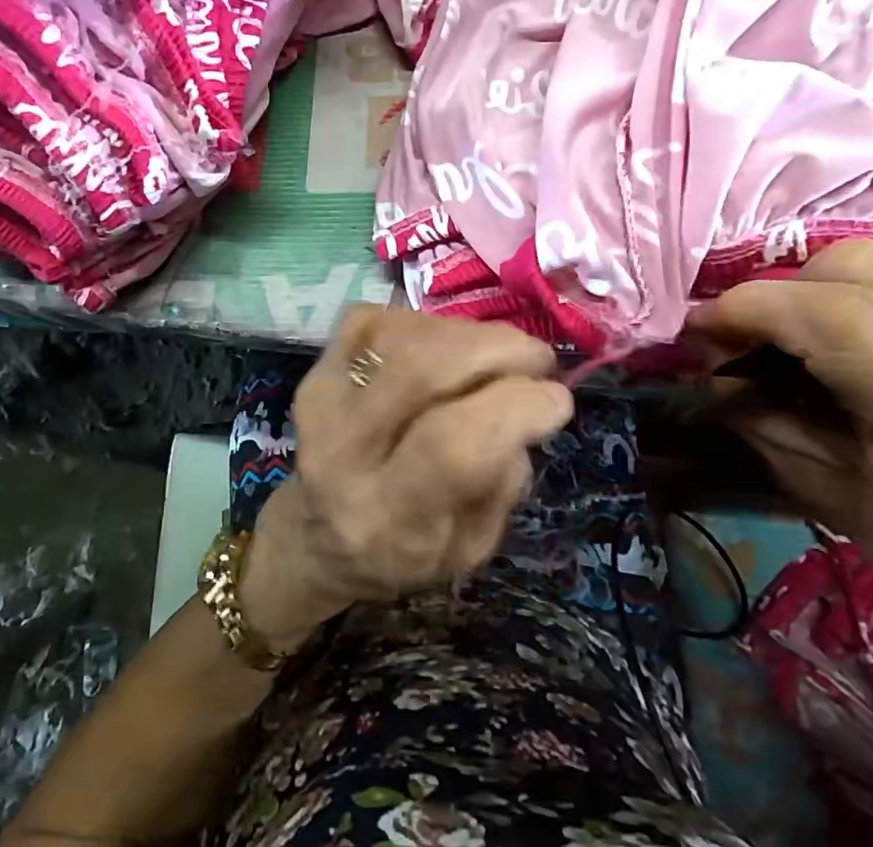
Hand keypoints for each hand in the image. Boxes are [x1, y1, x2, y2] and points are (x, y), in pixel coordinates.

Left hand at [238, 306, 573, 653]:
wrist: (318, 535)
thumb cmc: (403, 551)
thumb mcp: (467, 550)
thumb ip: (500, 487)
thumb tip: (526, 408)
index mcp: (386, 517)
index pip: (450, 445)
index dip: (517, 407)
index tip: (558, 398)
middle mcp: (342, 452)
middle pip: (419, 370)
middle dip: (499, 350)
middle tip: (537, 361)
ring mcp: (319, 400)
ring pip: (398, 335)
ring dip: (467, 333)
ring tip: (496, 355)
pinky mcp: (314, 370)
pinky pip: (372, 320)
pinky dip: (424, 322)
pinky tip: (446, 346)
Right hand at [686, 239, 872, 611]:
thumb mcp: (807, 481)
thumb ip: (752, 405)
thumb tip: (708, 343)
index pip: (846, 321)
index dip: (756, 306)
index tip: (702, 323)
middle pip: (861, 270)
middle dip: (779, 293)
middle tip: (751, 332)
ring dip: (821, 288)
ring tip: (809, 333)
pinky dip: (871, 290)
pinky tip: (871, 332)